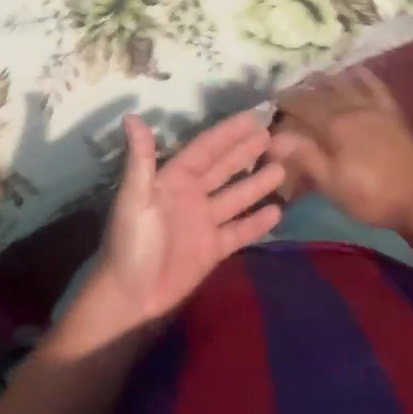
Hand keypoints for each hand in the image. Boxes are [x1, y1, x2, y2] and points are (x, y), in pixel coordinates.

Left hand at [91, 113, 284, 328]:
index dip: (228, 133)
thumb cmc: (130, 243)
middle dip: (246, 151)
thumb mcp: (135, 198)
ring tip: (282, 168)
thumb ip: (141, 160)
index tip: (252, 118)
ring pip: (236, 196)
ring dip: (256, 183)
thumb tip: (132, 116)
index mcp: (174, 179)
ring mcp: (204, 222)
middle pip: (224, 168)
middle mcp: (192, 195)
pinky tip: (277, 212)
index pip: (206, 149)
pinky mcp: (212, 249)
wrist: (130, 296)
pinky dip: (256, 222)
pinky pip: (239, 231)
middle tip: (274, 135)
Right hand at [269, 66, 412, 232]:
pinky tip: (355, 70)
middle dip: (305, 88)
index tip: (274, 99)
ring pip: (347, 84)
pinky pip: (375, 86)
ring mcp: (375, 108)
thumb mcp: (333, 183)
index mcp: (335, 126)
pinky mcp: (392, 113)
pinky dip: (363, 75)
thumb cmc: (371, 196)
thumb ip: (306, 156)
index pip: (305, 105)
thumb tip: (276, 137)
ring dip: (329, 78)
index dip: (288, 100)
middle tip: (291, 88)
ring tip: (316, 76)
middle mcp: (353, 109)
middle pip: (324, 91)